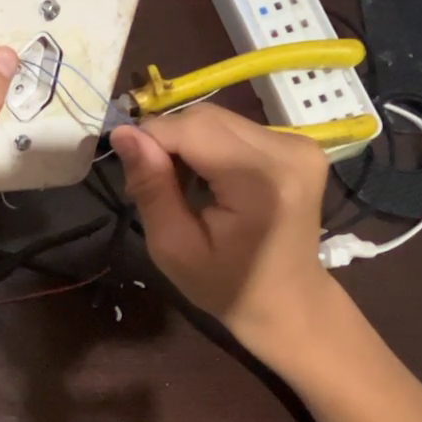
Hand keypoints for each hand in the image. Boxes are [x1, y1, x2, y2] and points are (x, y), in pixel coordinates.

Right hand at [110, 106, 338, 355]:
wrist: (288, 303)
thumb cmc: (226, 286)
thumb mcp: (174, 247)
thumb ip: (151, 187)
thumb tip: (123, 134)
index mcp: (260, 180)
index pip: (192, 128)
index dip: (151, 138)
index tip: (131, 173)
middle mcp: (287, 150)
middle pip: (206, 118)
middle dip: (168, 142)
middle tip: (152, 186)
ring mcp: (299, 144)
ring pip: (219, 119)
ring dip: (188, 145)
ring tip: (180, 188)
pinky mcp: (299, 145)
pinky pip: (237, 130)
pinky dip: (211, 148)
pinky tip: (207, 182)